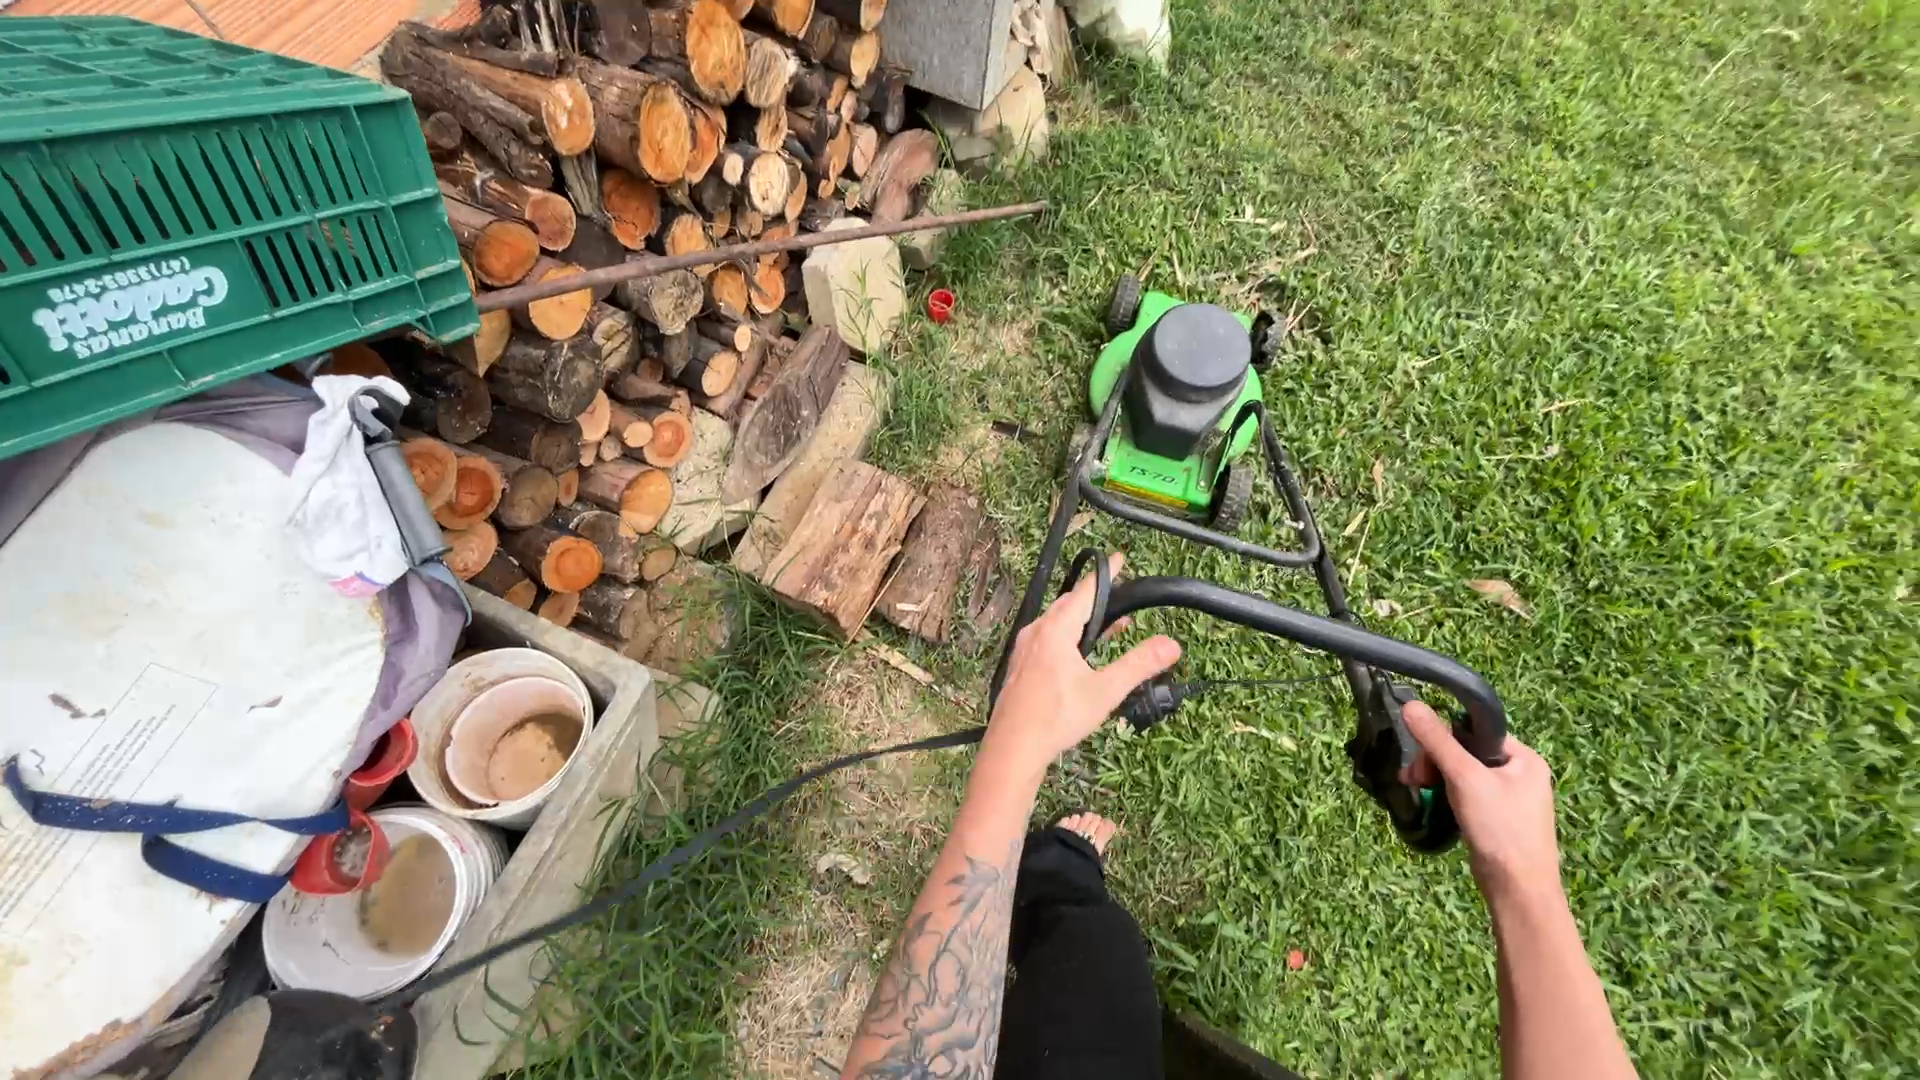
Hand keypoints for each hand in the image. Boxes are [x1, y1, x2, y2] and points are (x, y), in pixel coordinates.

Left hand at [984, 553, 1180, 776]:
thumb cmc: (1057, 718)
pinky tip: (1081, 654)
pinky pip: (1048, 639)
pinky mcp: (1022, 665)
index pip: (1084, 592)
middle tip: (1120, 596)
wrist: (1013, 746)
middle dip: (1095, 598)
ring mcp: (1025, 649)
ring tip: (1111, 627)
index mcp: (1055, 630)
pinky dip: (1069, 636)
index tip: (1119, 558)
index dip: (1105, 574)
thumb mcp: (1104, 691)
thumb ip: (1138, 665)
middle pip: (1068, 605)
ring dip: (1083, 620)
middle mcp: (1036, 632)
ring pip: (1057, 623)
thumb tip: (1171, 645)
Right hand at [1399, 701, 1561, 904]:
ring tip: (1415, 789)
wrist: (1518, 888)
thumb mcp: (1465, 778)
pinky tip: (1432, 802)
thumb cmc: (1499, 828)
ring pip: (1461, 772)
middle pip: (1465, 751)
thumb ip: (1438, 740)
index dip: (1443, 738)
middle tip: (1414, 778)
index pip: (1474, 731)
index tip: (1420, 755)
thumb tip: (1410, 704)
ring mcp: (1509, 796)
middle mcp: (1520, 773)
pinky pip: (1465, 791)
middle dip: (1434, 761)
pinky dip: (1445, 793)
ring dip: (1435, 777)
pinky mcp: (1496, 815)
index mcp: (1524, 758)